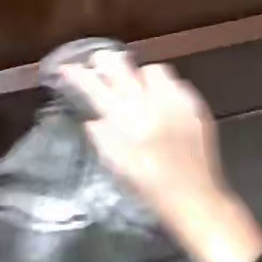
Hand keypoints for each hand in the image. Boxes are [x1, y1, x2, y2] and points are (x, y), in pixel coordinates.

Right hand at [58, 51, 227, 221]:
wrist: (195, 199)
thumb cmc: (152, 189)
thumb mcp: (118, 166)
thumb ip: (102, 138)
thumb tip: (92, 120)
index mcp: (126, 122)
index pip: (95, 89)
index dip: (78, 75)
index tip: (67, 68)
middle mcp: (149, 105)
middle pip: (122, 67)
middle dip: (107, 61)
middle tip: (101, 63)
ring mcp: (174, 102)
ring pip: (152, 69)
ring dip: (141, 74)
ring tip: (139, 86)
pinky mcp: (194, 105)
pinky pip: (176, 83)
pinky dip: (166, 89)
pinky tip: (164, 104)